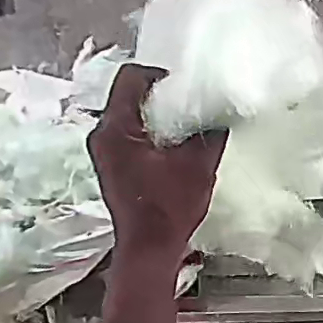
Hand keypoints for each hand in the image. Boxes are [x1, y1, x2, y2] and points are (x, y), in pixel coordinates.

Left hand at [90, 64, 226, 265]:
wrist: (149, 248)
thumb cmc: (169, 205)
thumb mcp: (198, 163)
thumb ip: (209, 132)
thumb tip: (220, 114)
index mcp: (116, 128)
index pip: (131, 78)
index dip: (160, 74)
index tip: (185, 87)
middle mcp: (102, 136)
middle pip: (129, 97)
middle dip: (162, 97)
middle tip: (192, 105)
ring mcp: (104, 153)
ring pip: (131, 118)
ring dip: (159, 118)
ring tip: (189, 127)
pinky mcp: (113, 167)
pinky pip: (132, 137)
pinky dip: (153, 135)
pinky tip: (178, 148)